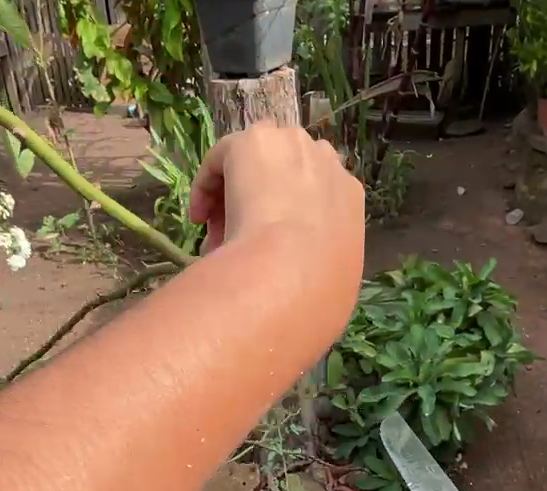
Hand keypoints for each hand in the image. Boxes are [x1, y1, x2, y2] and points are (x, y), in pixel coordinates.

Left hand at [188, 123, 363, 275]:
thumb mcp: (333, 287)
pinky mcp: (254, 141)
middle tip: (237, 240)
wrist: (295, 271)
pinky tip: (198, 219)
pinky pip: (223, 157)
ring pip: (254, 162)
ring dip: (234, 192)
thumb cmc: (318, 290)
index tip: (266, 247)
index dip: (287, 218)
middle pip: (284, 172)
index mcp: (348, 198)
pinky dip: (207, 185)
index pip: (315, 195)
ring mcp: (290, 146)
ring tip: (216, 231)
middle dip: (260, 199)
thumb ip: (320, 278)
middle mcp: (324, 161)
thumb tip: (299, 293)